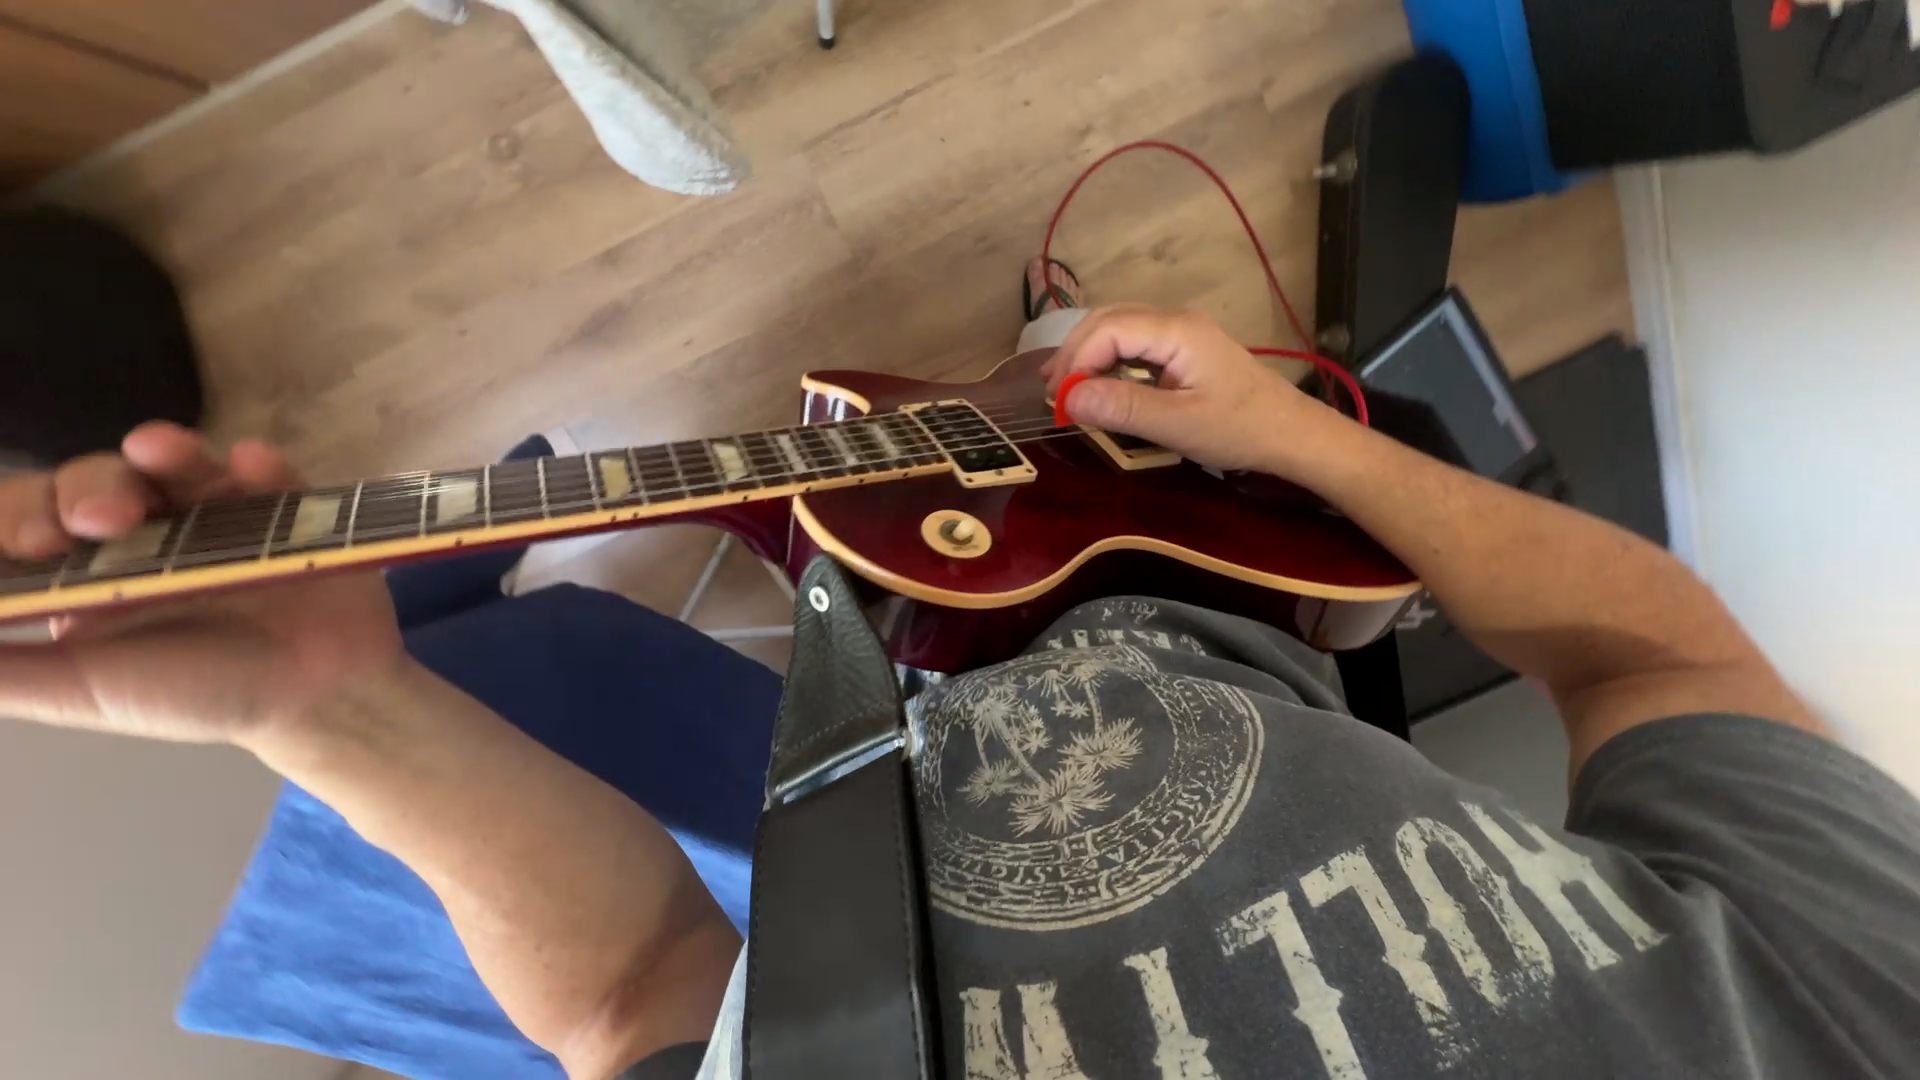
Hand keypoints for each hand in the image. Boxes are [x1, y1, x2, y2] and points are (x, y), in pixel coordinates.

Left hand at [0, 422, 403, 747]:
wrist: (323, 698)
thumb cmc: (203, 697)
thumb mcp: (74, 691)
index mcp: (94, 577)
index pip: (33, 519)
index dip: (24, 513)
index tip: (41, 541)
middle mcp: (155, 541)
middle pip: (103, 482)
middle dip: (91, 485)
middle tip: (109, 521)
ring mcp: (228, 524)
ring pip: (182, 468)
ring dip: (167, 452)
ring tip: (159, 449)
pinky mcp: (293, 517)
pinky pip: (275, 477)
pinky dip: (261, 463)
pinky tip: (250, 461)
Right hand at [1040, 305, 1337, 472]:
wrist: (1290, 434)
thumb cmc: (1238, 429)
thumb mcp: (1177, 425)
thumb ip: (1123, 407)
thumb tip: (1069, 397)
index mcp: (1176, 332)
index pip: (1108, 330)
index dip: (1076, 361)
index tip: (1058, 400)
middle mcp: (1176, 322)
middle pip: (1109, 320)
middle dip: (1075, 353)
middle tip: (1051, 392)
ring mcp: (1181, 334)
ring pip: (1120, 328)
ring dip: (1088, 354)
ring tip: (1062, 387)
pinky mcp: (1183, 351)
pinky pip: (1134, 344)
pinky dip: (1107, 360)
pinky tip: (1096, 383)